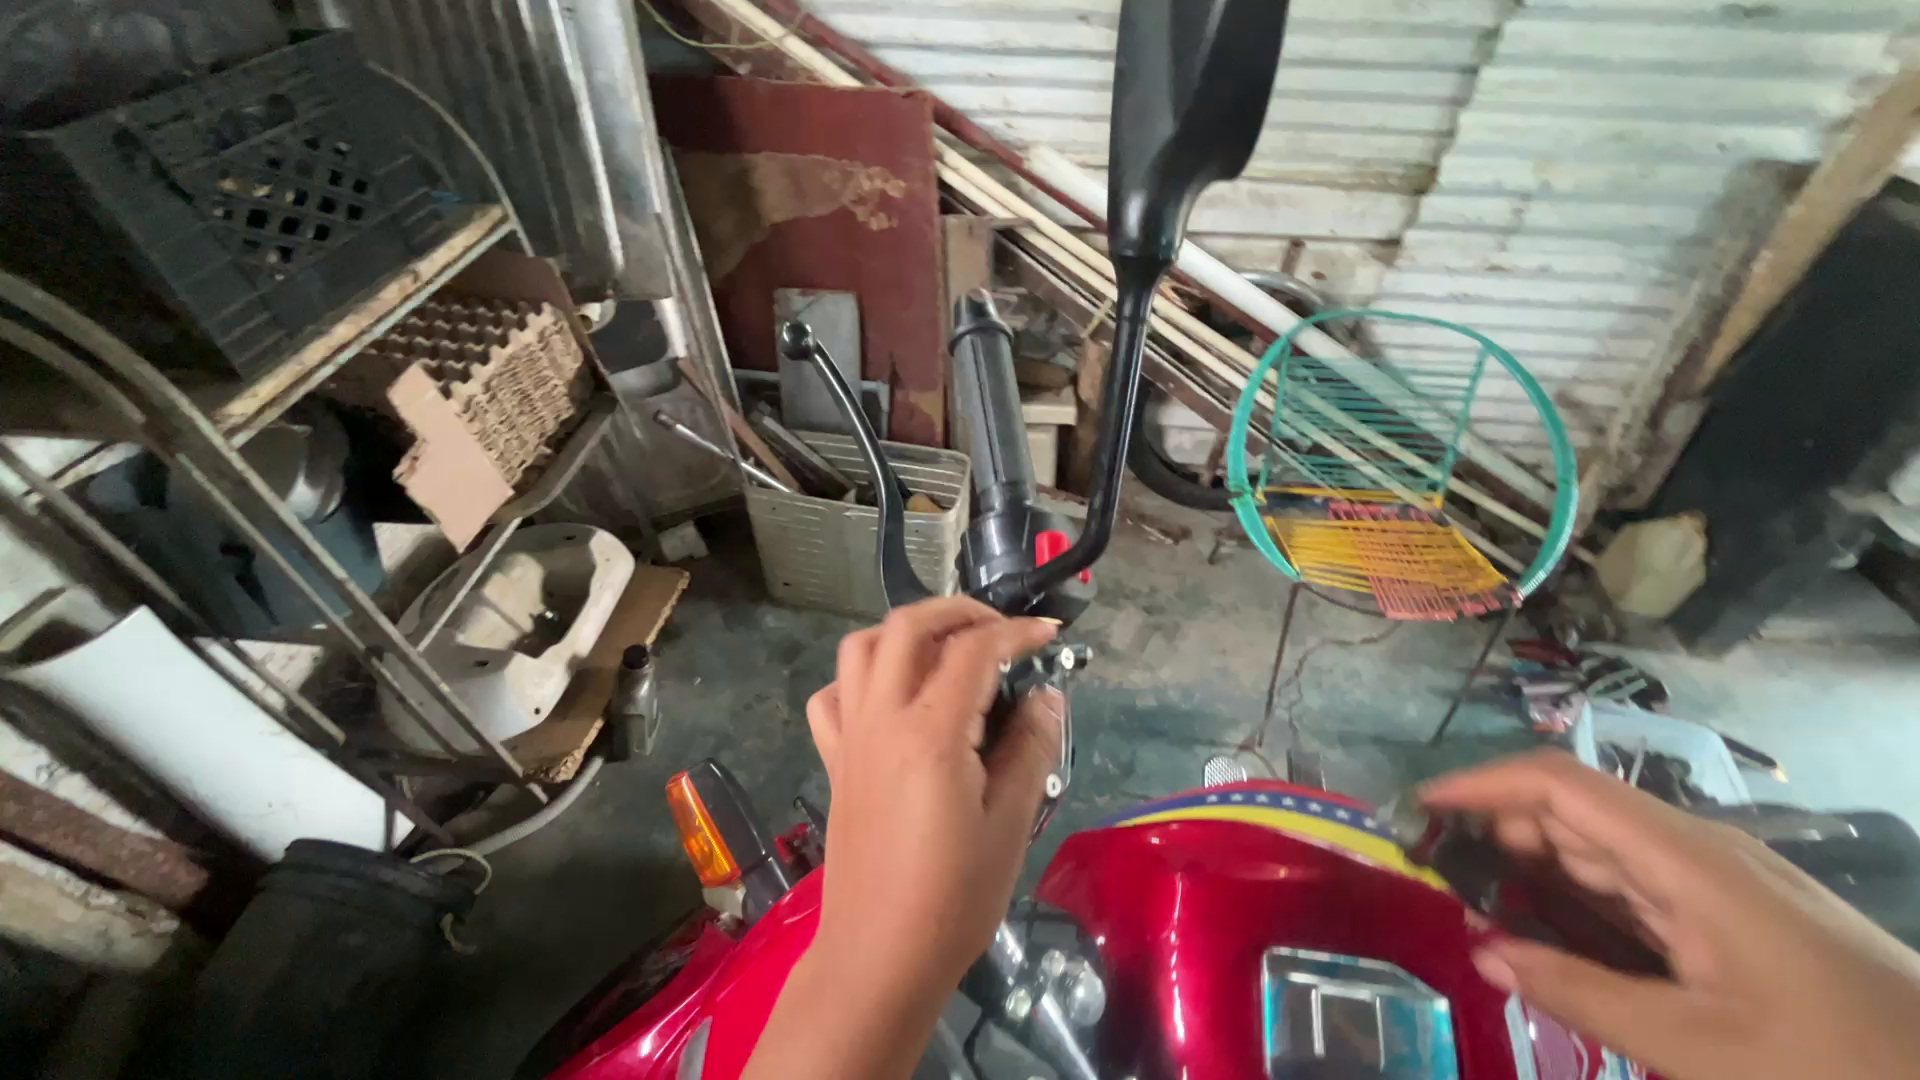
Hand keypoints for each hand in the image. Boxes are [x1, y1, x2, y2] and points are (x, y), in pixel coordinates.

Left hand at [807, 596, 1060, 994]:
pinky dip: (862, 678)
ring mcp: (850, 737)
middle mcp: (881, 719)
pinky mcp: (834, 761)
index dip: (1017, 632)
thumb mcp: (1010, 824)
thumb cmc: (953, 898)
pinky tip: (892, 698)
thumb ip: (1030, 749)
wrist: (878, 958)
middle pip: (907, 626)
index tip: (1049, 636)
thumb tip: (1046, 696)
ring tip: (945, 652)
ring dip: (904, 633)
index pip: (974, 651)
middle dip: (957, 610)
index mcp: (930, 732)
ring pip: (860, 648)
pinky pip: (834, 695)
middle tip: (999, 630)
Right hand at [1421, 750, 1919, 1079]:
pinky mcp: (1728, 910)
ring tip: (1473, 900)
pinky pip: (1628, 884)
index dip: (1481, 783)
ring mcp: (1714, 879)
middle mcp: (1693, 850)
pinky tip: (1544, 926)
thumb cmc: (1848, 1065)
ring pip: (1594, 846)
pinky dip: (1571, 895)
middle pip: (1569, 810)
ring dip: (1528, 865)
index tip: (1419, 808)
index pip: (1559, 784)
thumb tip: (1481, 953)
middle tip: (1434, 872)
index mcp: (1685, 859)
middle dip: (1493, 829)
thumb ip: (1580, 994)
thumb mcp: (1704, 1049)